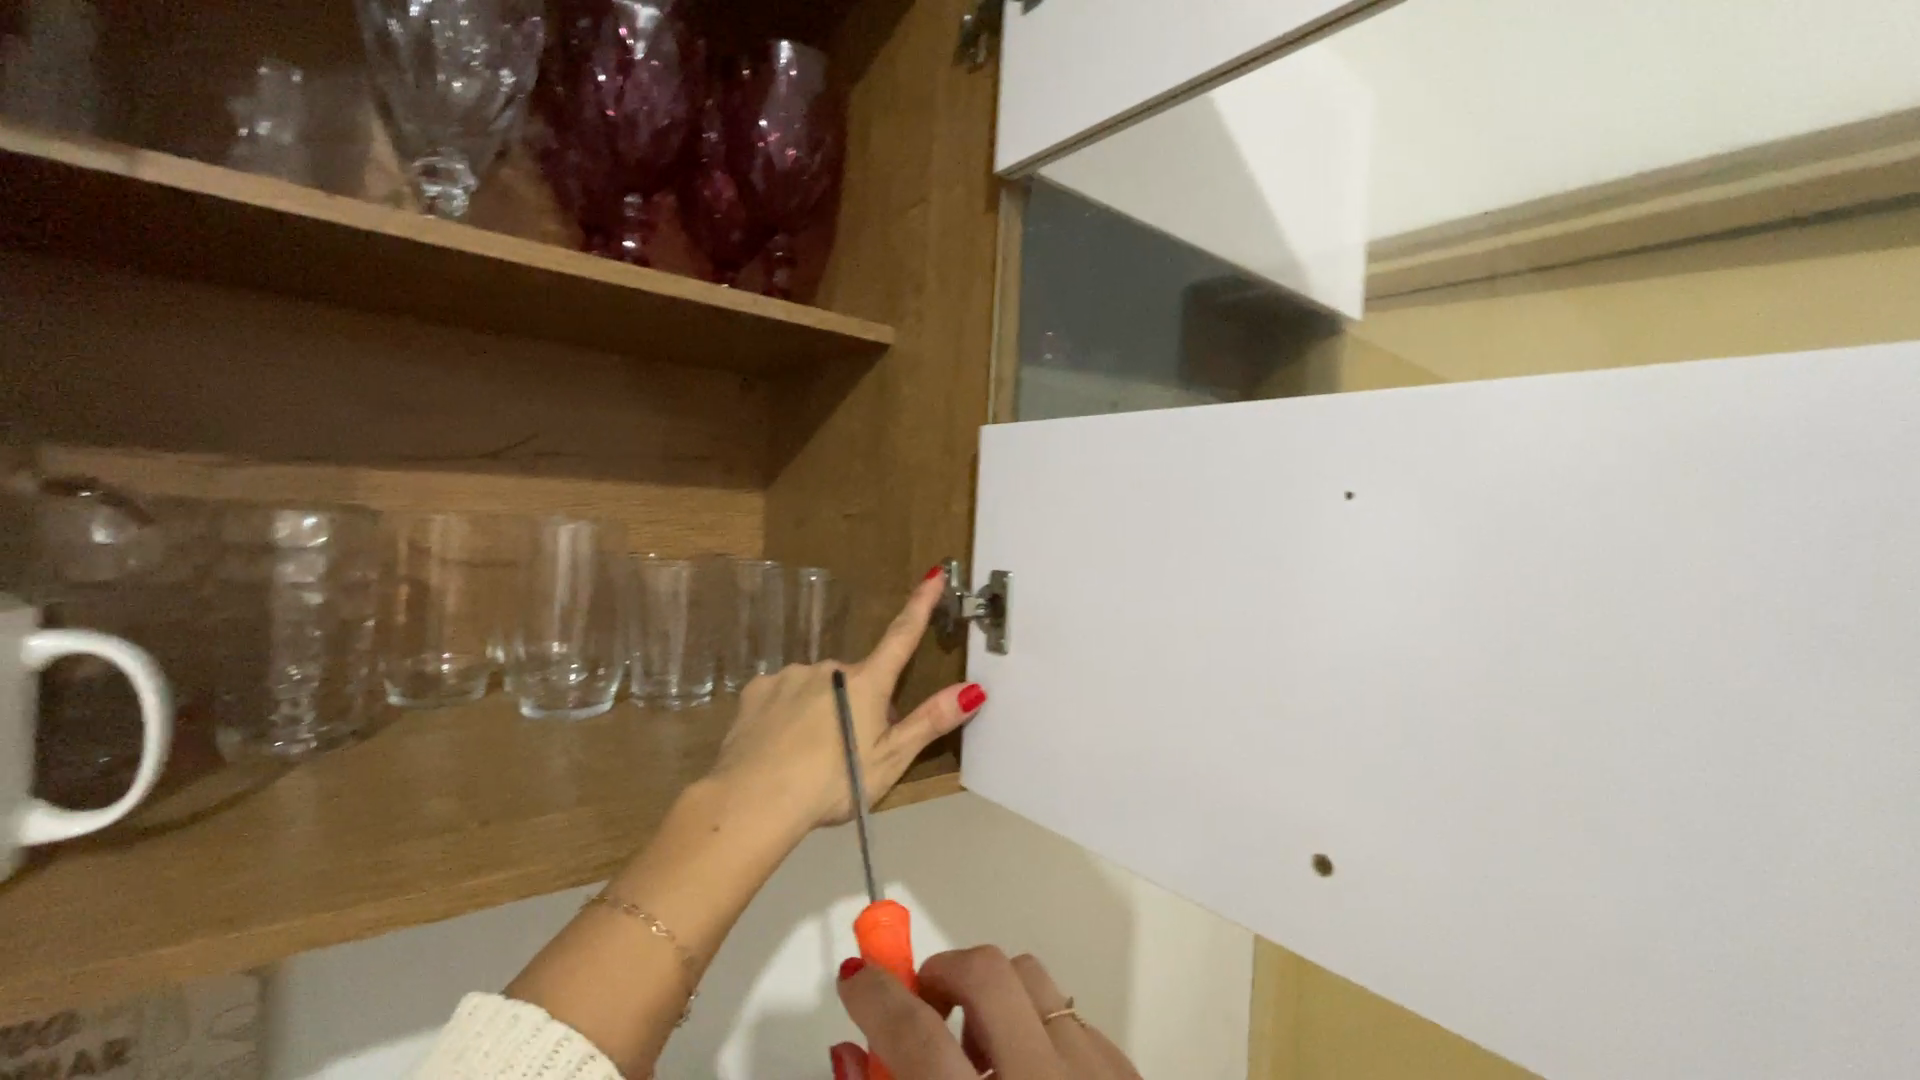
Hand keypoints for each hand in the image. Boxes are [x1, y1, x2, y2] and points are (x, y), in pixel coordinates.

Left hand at [706, 570, 985, 831]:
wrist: (753, 800)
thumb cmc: (830, 784)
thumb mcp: (889, 759)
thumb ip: (930, 721)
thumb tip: (974, 689)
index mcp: (865, 683)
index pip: (902, 636)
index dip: (920, 606)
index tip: (933, 575)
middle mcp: (828, 668)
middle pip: (855, 680)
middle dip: (858, 704)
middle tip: (852, 750)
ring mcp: (789, 676)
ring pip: (817, 688)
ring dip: (822, 711)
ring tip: (811, 757)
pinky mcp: (756, 690)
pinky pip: (783, 695)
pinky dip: (787, 714)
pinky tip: (780, 746)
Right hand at [832, 947, 1144, 1078]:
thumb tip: (852, 1052)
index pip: (914, 1034)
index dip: (873, 995)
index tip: (855, 979)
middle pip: (984, 973)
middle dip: (940, 974)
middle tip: (922, 1008)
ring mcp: (1095, 1074)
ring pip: (1030, 978)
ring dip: (991, 997)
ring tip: (978, 1051)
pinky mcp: (1125, 1070)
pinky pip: (1067, 1016)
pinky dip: (1035, 1030)